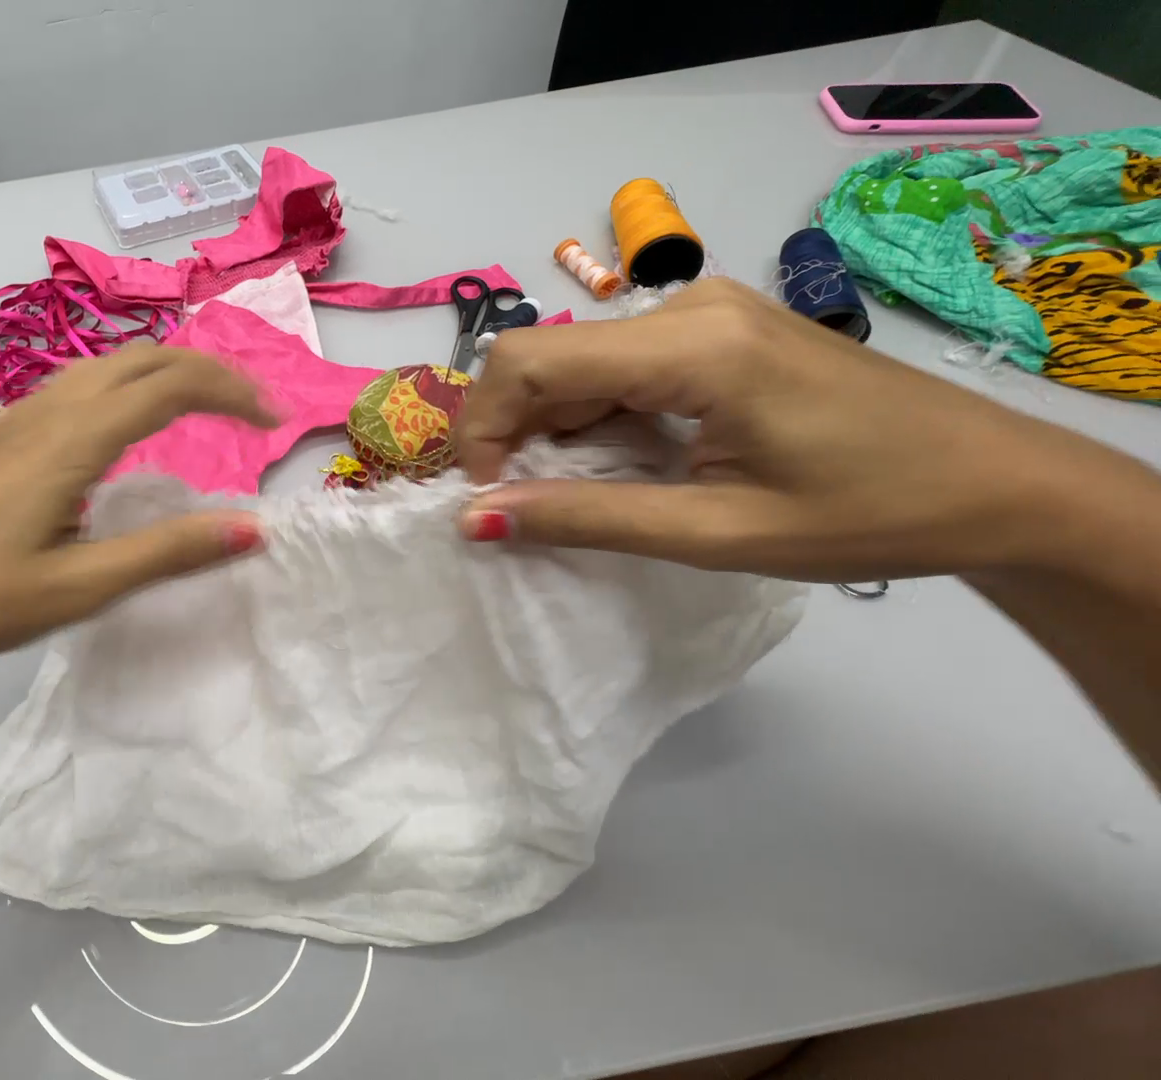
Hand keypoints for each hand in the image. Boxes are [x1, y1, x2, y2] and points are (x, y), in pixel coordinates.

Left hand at [0, 345, 275, 687]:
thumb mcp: (79, 588)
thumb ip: (167, 554)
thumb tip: (253, 530)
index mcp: (73, 440)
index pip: (172, 384)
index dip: (232, 392)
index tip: (275, 421)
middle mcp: (46, 413)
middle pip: (140, 358)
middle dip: (205, 371)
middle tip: (249, 411)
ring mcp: (13, 421)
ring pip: (102, 366)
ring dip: (161, 373)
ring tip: (199, 409)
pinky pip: (73, 388)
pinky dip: (121, 388)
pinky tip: (118, 432)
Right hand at [453, 278, 1160, 582]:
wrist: (998, 486)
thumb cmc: (868, 515)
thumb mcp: (714, 533)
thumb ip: (585, 518)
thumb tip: (474, 519)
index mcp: (694, 347)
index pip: (530, 361)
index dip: (483, 428)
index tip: (485, 497)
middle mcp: (689, 309)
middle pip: (545, 357)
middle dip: (512, 432)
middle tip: (520, 504)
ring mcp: (705, 314)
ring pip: (574, 363)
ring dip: (550, 428)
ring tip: (574, 492)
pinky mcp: (715, 332)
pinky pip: (614, 368)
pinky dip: (590, 418)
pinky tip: (617, 463)